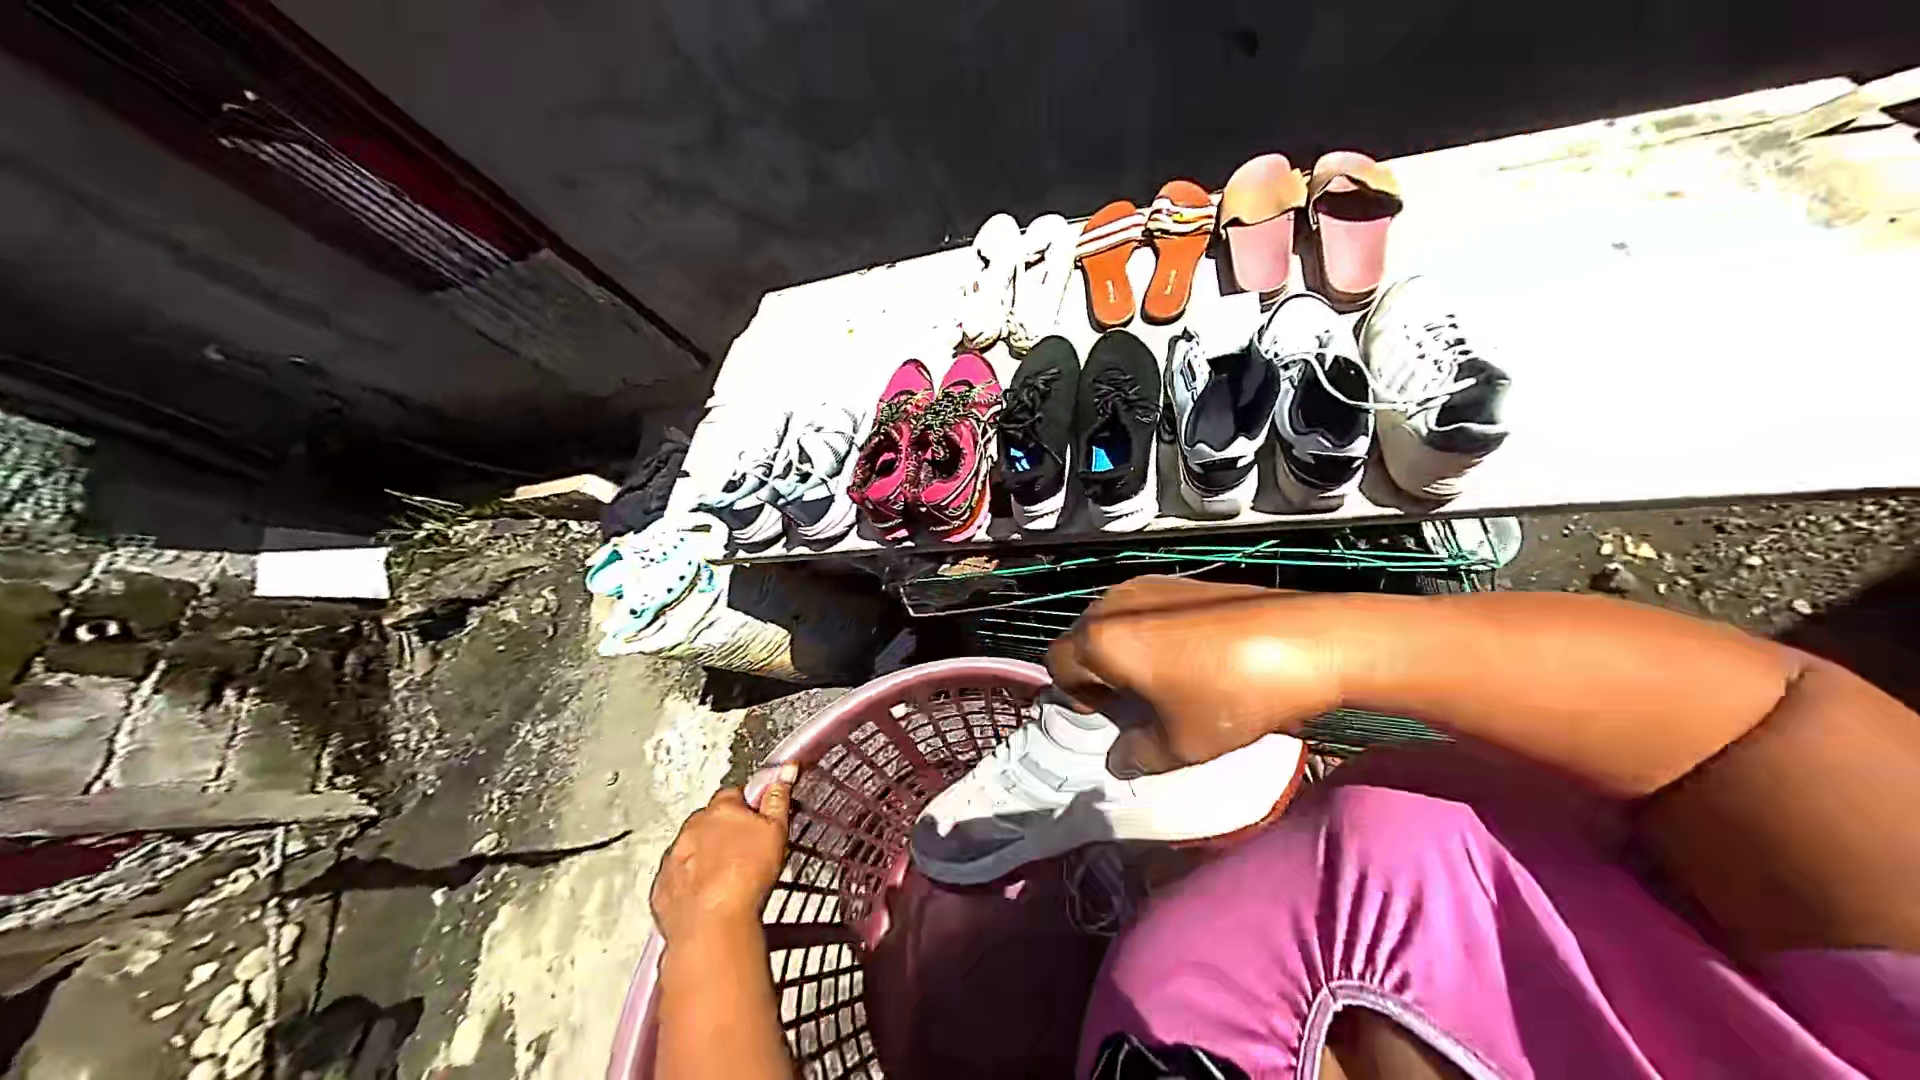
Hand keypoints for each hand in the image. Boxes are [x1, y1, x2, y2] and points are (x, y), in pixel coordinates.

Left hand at [651, 764, 795, 941]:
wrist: (712, 925)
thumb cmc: (745, 877)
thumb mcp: (775, 832)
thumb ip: (777, 800)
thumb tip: (782, 773)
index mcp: (720, 810)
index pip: (734, 795)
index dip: (747, 808)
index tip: (757, 822)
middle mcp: (691, 829)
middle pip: (709, 821)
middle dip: (723, 832)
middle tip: (745, 854)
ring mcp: (674, 859)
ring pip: (691, 850)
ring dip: (705, 858)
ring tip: (728, 879)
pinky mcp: (662, 889)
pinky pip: (677, 879)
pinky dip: (689, 884)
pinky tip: (707, 897)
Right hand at [1047, 576, 1341, 772]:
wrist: (1305, 641)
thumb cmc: (1230, 695)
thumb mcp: (1180, 744)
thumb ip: (1136, 755)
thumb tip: (1121, 760)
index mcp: (1100, 639)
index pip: (1057, 664)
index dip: (1076, 695)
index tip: (1110, 715)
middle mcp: (1114, 603)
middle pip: (1082, 639)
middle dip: (1097, 672)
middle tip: (1134, 702)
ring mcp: (1147, 585)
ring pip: (1112, 623)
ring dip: (1122, 652)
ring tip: (1163, 680)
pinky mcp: (1178, 580)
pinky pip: (1142, 610)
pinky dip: (1148, 634)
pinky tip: (1189, 657)